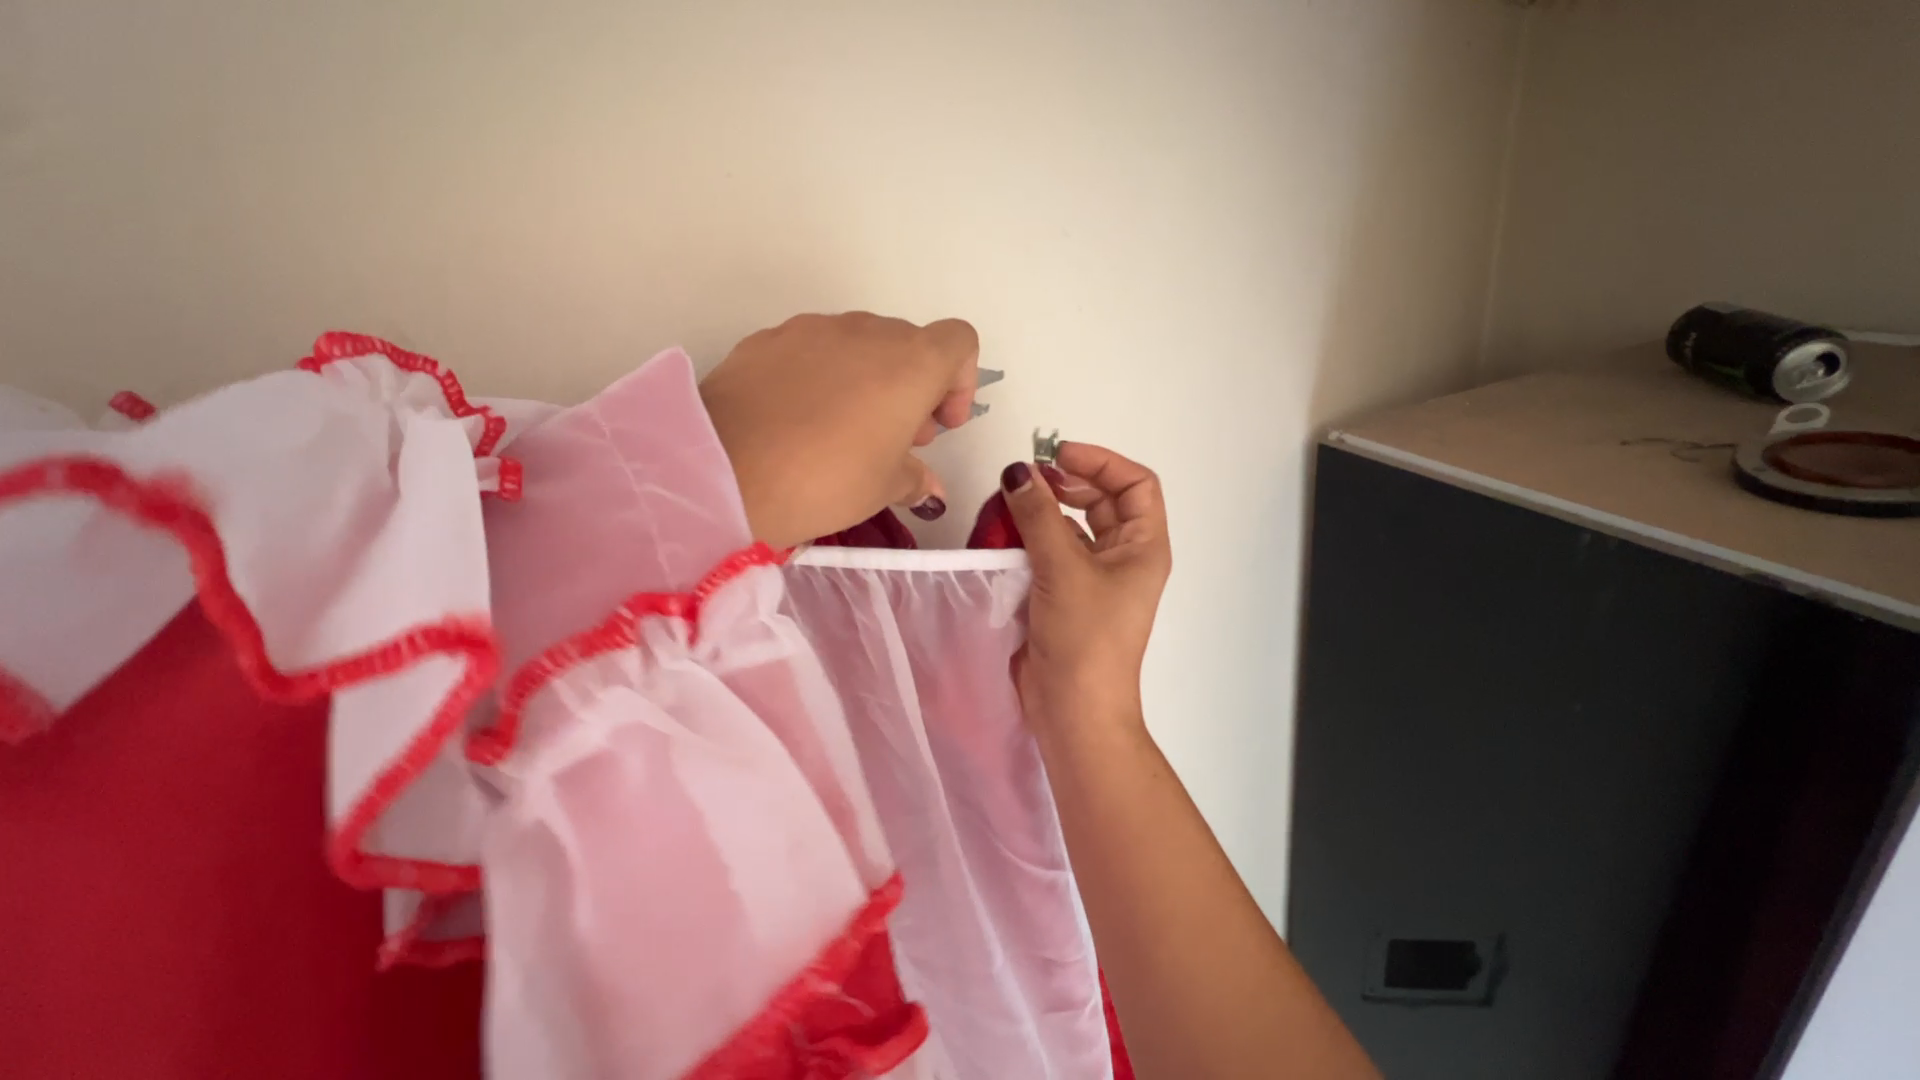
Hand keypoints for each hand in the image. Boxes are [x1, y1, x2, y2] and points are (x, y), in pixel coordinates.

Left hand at [699, 313, 980, 548]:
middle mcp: (865, 331)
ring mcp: (811, 329)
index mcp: (910, 363)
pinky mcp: (766, 339)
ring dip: (866, 379)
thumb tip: (929, 487)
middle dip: (911, 386)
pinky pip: (811, 349)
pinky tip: (797, 420)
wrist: (721, 471)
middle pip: (907, 344)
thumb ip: (914, 478)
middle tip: (893, 438)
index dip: (959, 382)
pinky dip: (819, 376)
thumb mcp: (880, 489)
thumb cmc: (823, 480)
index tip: (938, 425)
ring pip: (857, 344)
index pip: (958, 342)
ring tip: (842, 430)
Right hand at [998, 442, 1171, 735]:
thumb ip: (1037, 514)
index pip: (1135, 484)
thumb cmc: (1084, 636)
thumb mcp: (1063, 568)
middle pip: (1102, 501)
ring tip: (1009, 505)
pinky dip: (1029, 540)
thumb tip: (1017, 472)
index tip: (1057, 456)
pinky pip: (1050, 554)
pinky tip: (1004, 538)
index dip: (1101, 462)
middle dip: (1068, 484)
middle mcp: (1124, 558)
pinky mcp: (1065, 597)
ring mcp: (1094, 580)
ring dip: (1043, 512)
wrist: (1074, 709)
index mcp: (1143, 547)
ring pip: (1072, 527)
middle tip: (1027, 479)